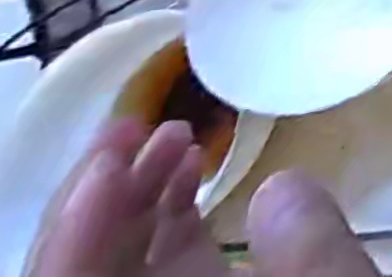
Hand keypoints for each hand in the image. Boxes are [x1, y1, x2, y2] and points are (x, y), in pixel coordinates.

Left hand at [30, 120, 378, 276]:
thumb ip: (315, 261)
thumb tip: (280, 188)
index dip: (76, 242)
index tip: (111, 163)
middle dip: (92, 207)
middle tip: (133, 129)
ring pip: (110, 273)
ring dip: (128, 201)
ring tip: (175, 135)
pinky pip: (151, 269)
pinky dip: (159, 218)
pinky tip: (190, 168)